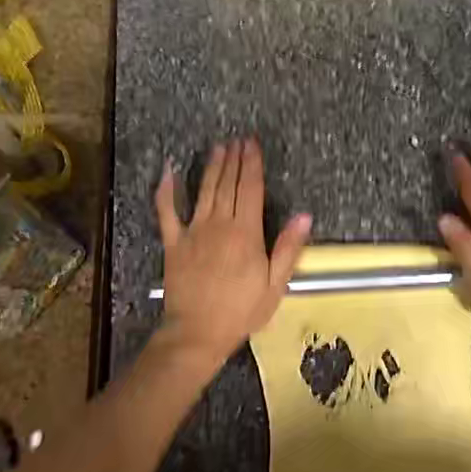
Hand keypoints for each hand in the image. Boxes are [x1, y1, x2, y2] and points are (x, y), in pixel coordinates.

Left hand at [155, 138, 311, 360]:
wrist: (198, 332)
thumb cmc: (241, 311)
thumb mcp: (274, 285)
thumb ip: (288, 248)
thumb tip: (304, 216)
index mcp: (246, 234)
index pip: (251, 189)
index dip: (252, 164)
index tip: (253, 144)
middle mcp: (219, 225)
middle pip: (228, 185)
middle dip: (234, 160)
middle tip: (238, 139)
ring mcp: (193, 232)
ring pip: (203, 191)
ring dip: (211, 167)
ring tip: (218, 148)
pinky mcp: (174, 243)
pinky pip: (167, 212)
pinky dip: (166, 191)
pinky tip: (168, 172)